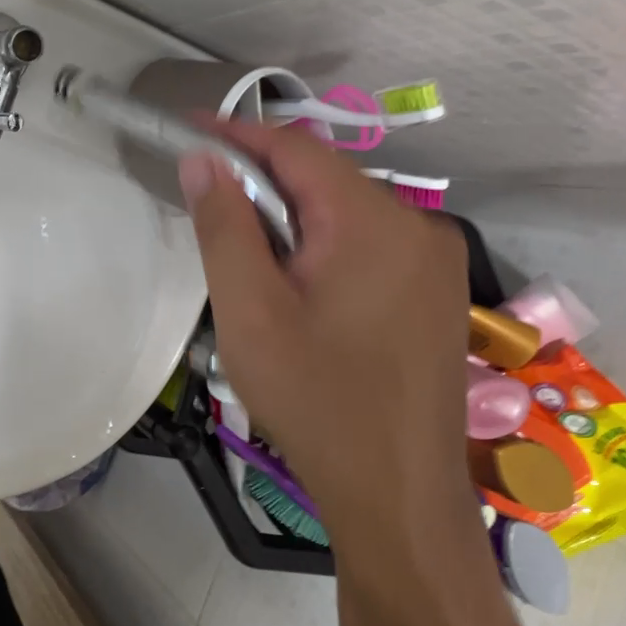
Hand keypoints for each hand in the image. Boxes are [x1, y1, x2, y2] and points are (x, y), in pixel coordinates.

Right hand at [178, 121, 468, 536]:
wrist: (397, 494)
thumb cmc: (316, 401)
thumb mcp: (250, 312)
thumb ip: (224, 227)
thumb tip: (201, 161)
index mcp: (372, 223)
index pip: (297, 149)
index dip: (238, 134)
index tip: (187, 131)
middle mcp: (417, 227)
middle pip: (325, 179)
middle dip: (263, 182)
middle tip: (208, 207)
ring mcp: (435, 263)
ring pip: (347, 213)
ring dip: (292, 219)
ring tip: (247, 260)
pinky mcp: (437, 295)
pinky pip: (370, 245)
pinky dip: (324, 246)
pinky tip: (298, 290)